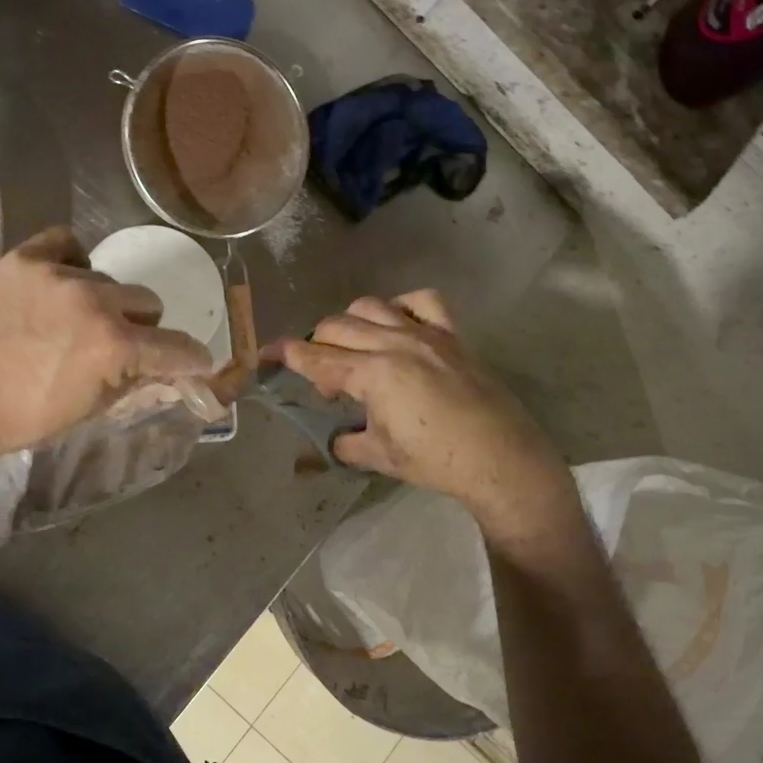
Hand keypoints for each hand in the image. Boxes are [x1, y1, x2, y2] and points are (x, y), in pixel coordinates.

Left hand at [0, 228, 212, 467]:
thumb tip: (169, 371)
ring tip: (76, 319)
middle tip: (117, 344)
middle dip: (141, 328)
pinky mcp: (25, 260)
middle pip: (146, 304)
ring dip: (103, 301)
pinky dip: (73, 262)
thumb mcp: (92, 408)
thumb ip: (136, 381)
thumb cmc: (27, 417)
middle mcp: (94, 302)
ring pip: (109, 279)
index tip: (194, 362)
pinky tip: (62, 284)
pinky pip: (68, 244)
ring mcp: (58, 276)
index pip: (177, 346)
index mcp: (115, 347)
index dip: (191, 359)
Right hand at [272, 291, 574, 523]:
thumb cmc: (434, 461)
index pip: (313, 356)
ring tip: (355, 352)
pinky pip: (421, 301)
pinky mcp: (451, 335)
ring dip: (350, 324)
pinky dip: (400, 307)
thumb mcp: (378, 456)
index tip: (263, 356)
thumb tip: (334, 438)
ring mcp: (425, 334)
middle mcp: (393, 343)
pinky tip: (397, 326)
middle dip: (315, 346)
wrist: (499, 458)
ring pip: (370, 306)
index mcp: (371, 374)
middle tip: (323, 381)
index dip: (282, 354)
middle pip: (335, 326)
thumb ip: (344, 443)